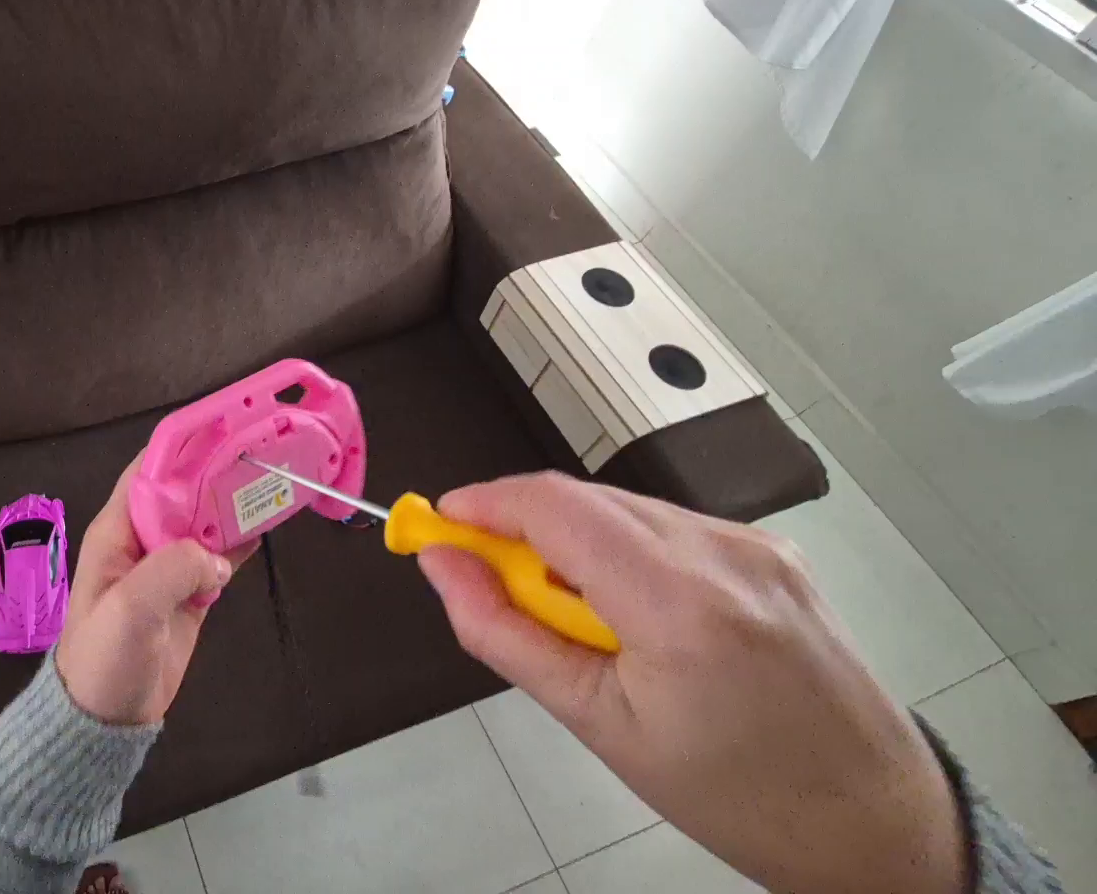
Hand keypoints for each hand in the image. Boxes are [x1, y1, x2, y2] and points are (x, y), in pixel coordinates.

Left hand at [54, 455, 249, 725]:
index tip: (224, 427)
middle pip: (184, 490)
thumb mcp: (130, 609)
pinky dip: (240, 540)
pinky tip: (266, 524)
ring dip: (233, 503)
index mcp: (118, 530)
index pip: (149, 470)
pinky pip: (218, 555)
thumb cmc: (104, 657)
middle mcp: (143, 538)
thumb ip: (171, 570)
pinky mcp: (189, 591)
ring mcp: (167, 565)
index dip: (184, 445)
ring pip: (205, 520)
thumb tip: (216, 557)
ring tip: (272, 480)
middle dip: (217, 470)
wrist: (106, 718)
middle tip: (261, 451)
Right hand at [419, 473, 966, 893]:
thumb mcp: (593, 722)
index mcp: (680, 603)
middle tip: (485, 575)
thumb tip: (440, 563)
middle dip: (517, 523)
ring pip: (619, 506)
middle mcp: (724, 552)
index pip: (555, 506)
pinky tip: (622, 603)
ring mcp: (756, 544)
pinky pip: (661, 523)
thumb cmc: (728, 792)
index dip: (484, 502)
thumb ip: (500, 631)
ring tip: (564, 606)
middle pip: (582, 498)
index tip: (439, 524)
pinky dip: (615, 546)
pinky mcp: (770, 549)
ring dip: (566, 537)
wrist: (883, 826)